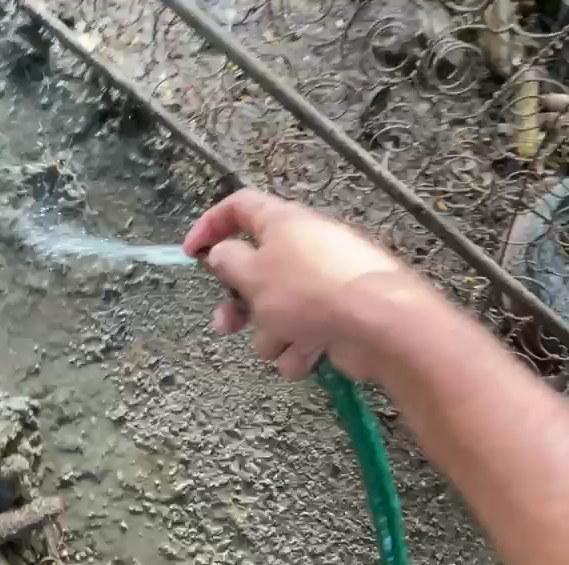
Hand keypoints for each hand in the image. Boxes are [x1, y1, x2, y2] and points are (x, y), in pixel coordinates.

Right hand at [183, 189, 436, 380]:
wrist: (377, 325)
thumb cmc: (310, 292)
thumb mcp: (254, 274)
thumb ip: (228, 262)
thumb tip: (221, 254)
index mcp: (282, 223)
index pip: (239, 208)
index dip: (210, 226)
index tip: (190, 253)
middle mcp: (301, 250)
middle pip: (254, 274)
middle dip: (240, 306)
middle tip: (225, 325)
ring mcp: (319, 287)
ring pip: (273, 316)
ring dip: (272, 335)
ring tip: (286, 340)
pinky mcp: (333, 321)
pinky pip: (298, 339)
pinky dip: (298, 351)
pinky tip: (310, 353)